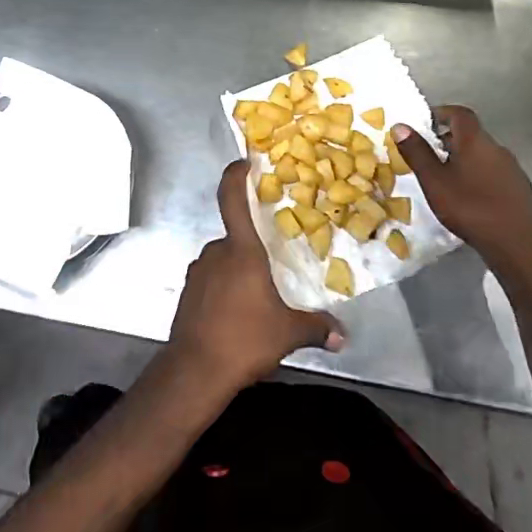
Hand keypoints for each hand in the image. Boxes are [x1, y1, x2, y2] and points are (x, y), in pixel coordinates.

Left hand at [167, 160, 344, 391]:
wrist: (195, 368)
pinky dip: (227, 287)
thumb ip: (316, 327)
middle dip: (256, 249)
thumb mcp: (288, 334)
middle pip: (237, 237)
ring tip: (262, 297)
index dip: (235, 176)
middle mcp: (216, 252)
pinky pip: (213, 278)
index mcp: (241, 251)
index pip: (232, 200)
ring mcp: (198, 270)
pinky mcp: (189, 290)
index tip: (244, 163)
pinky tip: (241, 312)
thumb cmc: (244, 339)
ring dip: (241, 271)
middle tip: (278, 267)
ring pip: (225, 260)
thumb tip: (342, 335)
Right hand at [390, 106, 531, 274]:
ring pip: (483, 154)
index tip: (424, 123)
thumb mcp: (433, 180)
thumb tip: (400, 125)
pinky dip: (477, 174)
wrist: (518, 245)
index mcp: (476, 142)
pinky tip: (468, 196)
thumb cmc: (470, 207)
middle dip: (448, 138)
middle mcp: (498, 149)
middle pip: (471, 134)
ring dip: (462, 157)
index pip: (460, 114)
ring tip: (444, 177)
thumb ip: (416, 152)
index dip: (441, 113)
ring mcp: (513, 170)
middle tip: (427, 153)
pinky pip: (493, 171)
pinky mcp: (520, 189)